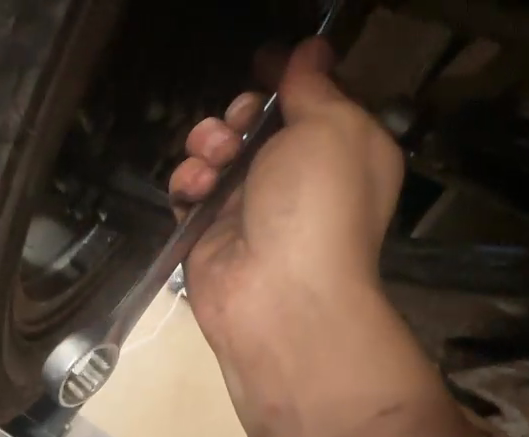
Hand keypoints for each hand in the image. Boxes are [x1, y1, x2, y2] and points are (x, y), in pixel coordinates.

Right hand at [168, 38, 405, 388]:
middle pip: (257, 123)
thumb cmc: (318, 204)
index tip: (265, 62)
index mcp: (341, 149)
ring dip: (209, 142)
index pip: (311, 99)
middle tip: (241, 123)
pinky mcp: (206, 233)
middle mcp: (295, 177)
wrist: (277, 294)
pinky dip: (187, 181)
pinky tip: (196, 188)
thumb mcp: (332, 125)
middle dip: (241, 111)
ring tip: (217, 158)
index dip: (288, 76)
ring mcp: (247, 207)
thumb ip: (313, 85)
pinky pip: (188, 191)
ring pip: (216, 153)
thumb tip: (309, 50)